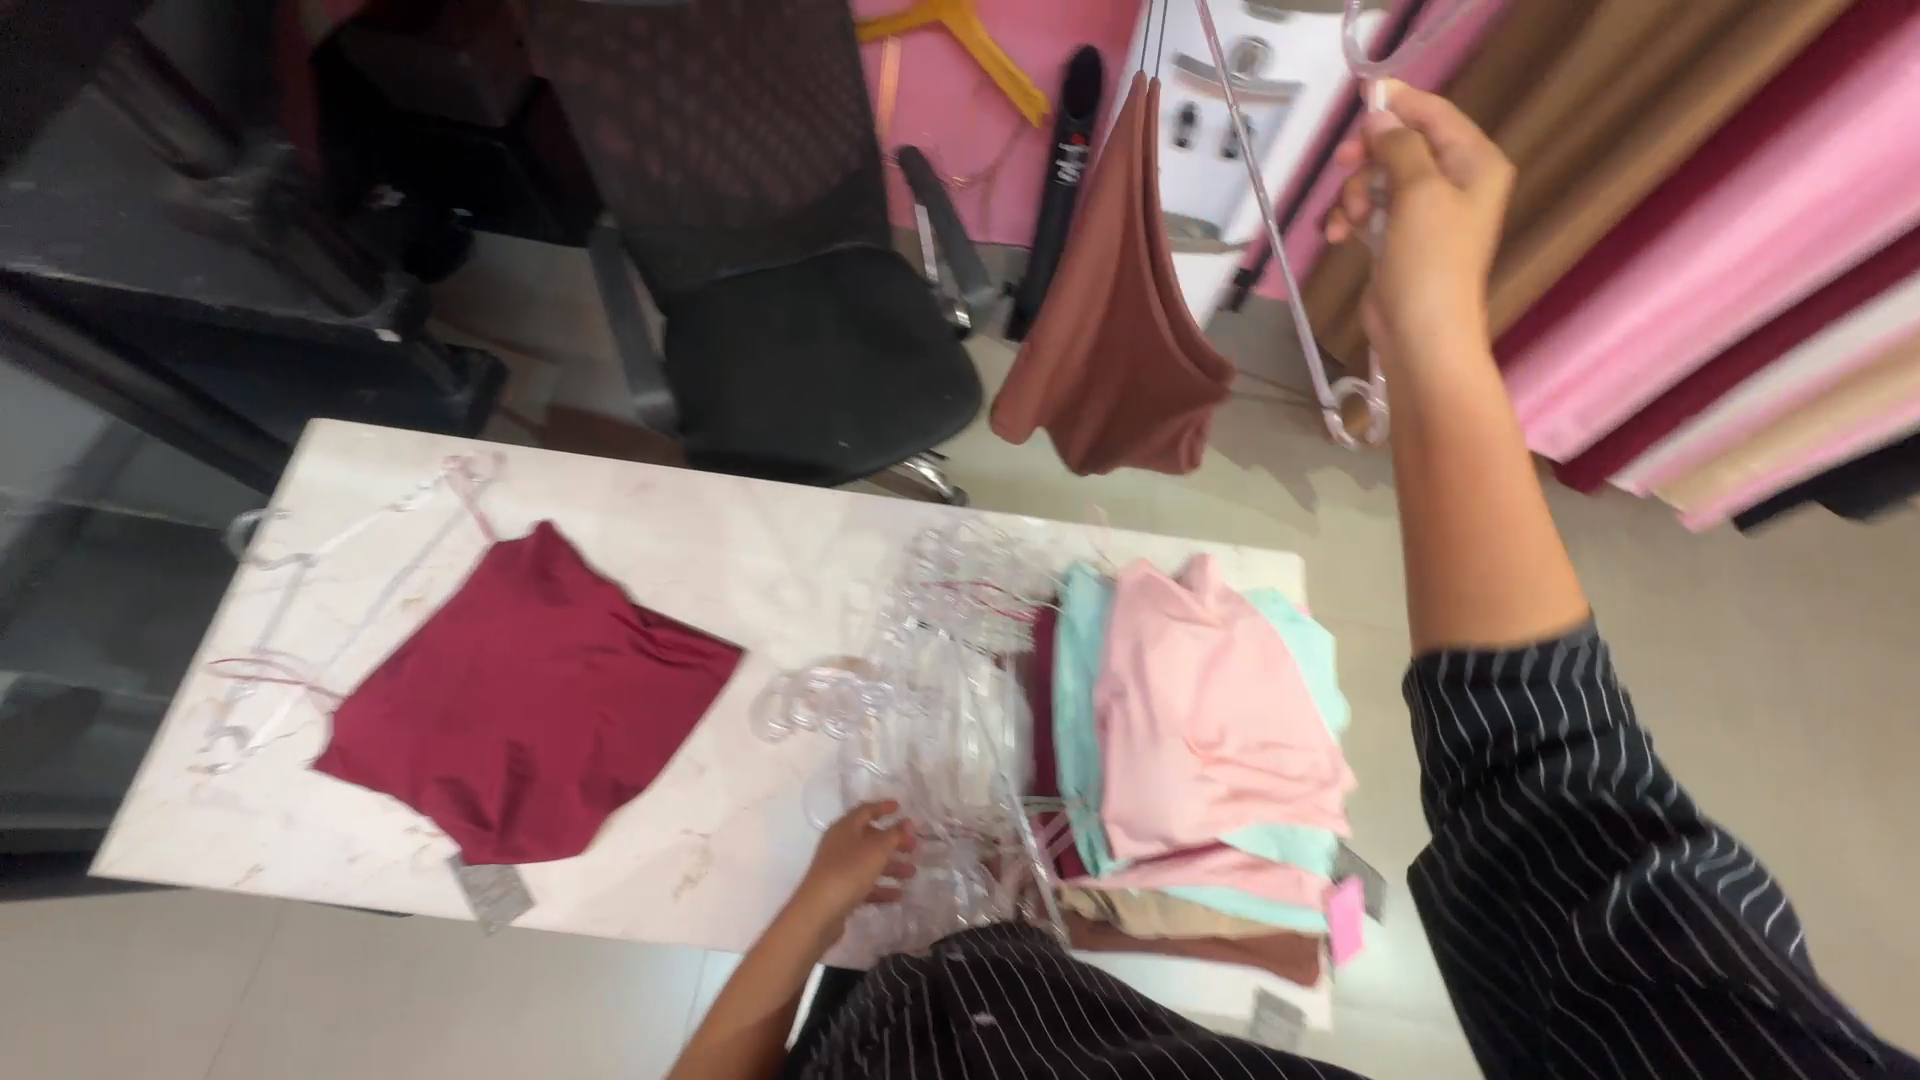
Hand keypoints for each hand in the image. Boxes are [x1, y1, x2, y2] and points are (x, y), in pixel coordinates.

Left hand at [786, 801, 916, 946]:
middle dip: (893, 842)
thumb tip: (907, 822)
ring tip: (911, 874)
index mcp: (845, 828)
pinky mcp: (840, 891)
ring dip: (891, 866)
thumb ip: (895, 834)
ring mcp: (838, 869)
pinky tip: (898, 895)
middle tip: (914, 848)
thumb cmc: (849, 871)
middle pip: (870, 838)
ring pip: (869, 862)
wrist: (818, 911)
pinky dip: (881, 887)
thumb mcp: (877, 849)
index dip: (883, 808)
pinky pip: (864, 885)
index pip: (866, 810)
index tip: (900, 808)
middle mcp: (840, 844)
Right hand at [1324, 80, 1513, 365]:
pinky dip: (1350, 219)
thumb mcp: (1418, 193)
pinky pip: (1369, 212)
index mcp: (1475, 163)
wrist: (1420, 332)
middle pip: (1401, 148)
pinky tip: (1338, 236)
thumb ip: (1399, 147)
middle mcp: (1453, 183)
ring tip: (1345, 222)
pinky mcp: (1397, 240)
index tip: (1361, 98)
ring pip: (1378, 181)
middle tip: (1342, 165)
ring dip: (1353, 195)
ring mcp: (1423, 214)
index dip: (1400, 103)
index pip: (1437, 116)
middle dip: (1367, 159)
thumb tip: (1379, 118)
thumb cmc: (1429, 260)